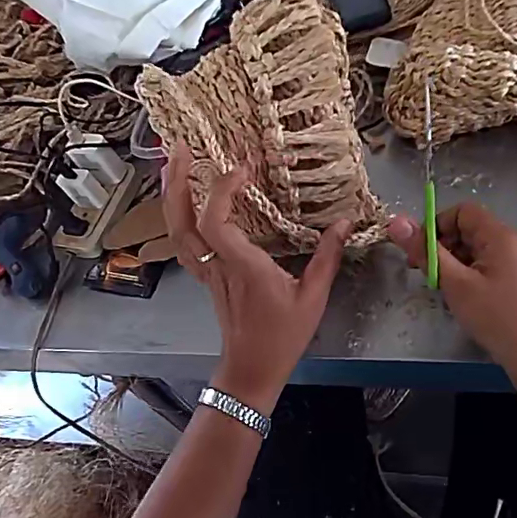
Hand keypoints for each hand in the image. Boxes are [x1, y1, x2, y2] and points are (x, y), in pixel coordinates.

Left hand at [164, 143, 349, 413]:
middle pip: (182, 221)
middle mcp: (217, 265)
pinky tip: (184, 201)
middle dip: (179, 183)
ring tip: (176, 164)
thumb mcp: (314, 297)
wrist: (252, 368)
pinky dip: (179, 216)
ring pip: (177, 231)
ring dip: (172, 196)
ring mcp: (207, 270)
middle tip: (181, 149)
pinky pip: (185, 241)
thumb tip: (344, 222)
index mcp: (242, 266)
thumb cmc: (283, 336)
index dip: (223, 190)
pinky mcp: (207, 275)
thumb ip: (327, 256)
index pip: (217, 221)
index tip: (243, 169)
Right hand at [386, 203, 516, 372]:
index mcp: (500, 235)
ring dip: (454, 261)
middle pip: (469, 229)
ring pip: (476, 248)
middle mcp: (512, 241)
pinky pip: (487, 263)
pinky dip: (469, 272)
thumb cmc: (493, 315)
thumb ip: (425, 251)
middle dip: (443, 246)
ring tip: (444, 286)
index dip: (437, 225)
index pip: (462, 211)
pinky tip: (462, 294)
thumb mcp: (453, 282)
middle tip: (426, 271)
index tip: (421, 250)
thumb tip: (397, 222)